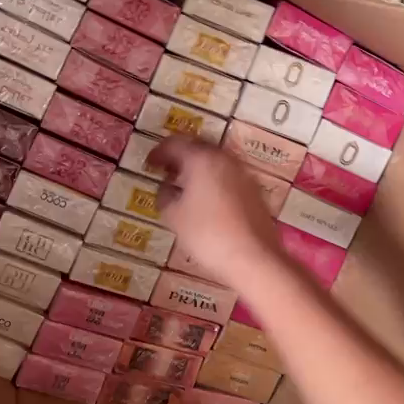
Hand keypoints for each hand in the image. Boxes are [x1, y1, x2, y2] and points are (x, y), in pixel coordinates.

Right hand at [148, 136, 286, 289]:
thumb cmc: (208, 235)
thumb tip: (166, 187)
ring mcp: (243, 174)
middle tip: (166, 171)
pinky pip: (228, 176)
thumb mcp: (174, 217)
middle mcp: (224, 159)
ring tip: (185, 186)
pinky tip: (207, 199)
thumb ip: (164, 196)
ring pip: (215, 161)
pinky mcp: (255, 190)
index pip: (174, 144)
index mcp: (201, 159)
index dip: (158, 151)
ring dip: (198, 168)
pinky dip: (213, 179)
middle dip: (180, 156)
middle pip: (198, 147)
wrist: (255, 259)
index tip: (149, 163)